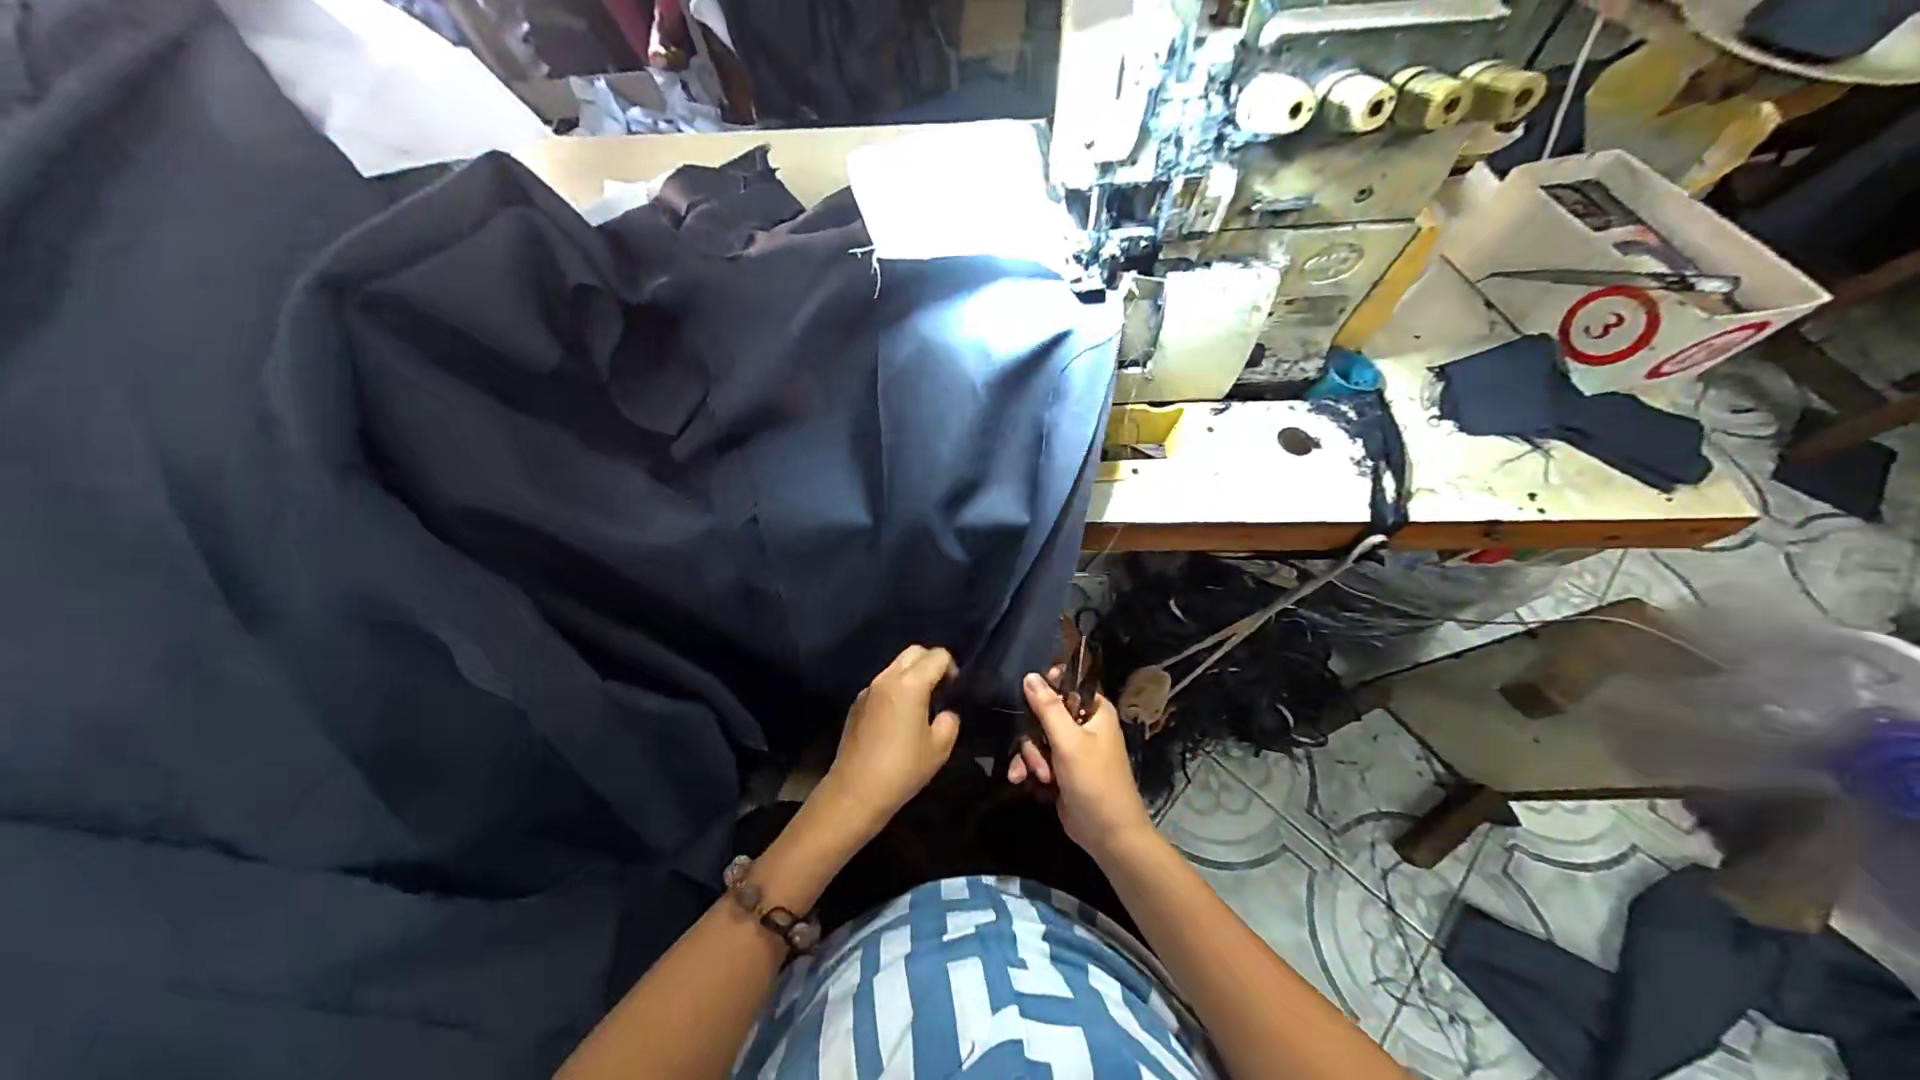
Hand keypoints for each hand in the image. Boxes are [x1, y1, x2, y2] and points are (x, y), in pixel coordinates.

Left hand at [818, 645, 960, 831]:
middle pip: (913, 652)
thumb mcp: (940, 747)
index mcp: (910, 684)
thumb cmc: (902, 768)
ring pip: (895, 666)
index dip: (952, 668)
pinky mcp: (856, 703)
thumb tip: (945, 712)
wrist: (855, 791)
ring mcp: (868, 690)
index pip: (937, 656)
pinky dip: (895, 688)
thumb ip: (950, 720)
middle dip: (931, 663)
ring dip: (912, 675)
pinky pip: (882, 684)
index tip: (954, 690)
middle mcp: (886, 678)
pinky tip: (899, 717)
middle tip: (941, 690)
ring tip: (921, 704)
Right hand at [1009, 671, 1155, 860]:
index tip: (1028, 697)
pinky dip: (1029, 768)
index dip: (1046, 688)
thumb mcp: (1069, 742)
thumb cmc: (1094, 781)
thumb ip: (1048, 708)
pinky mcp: (1060, 768)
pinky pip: (1036, 757)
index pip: (1067, 684)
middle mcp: (1083, 725)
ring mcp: (1071, 748)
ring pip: (1036, 737)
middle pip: (1044, 713)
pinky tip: (1021, 780)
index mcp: (1095, 711)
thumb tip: (1030, 675)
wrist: (1107, 834)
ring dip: (1030, 756)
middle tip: (1038, 756)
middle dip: (1033, 736)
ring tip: (1038, 777)